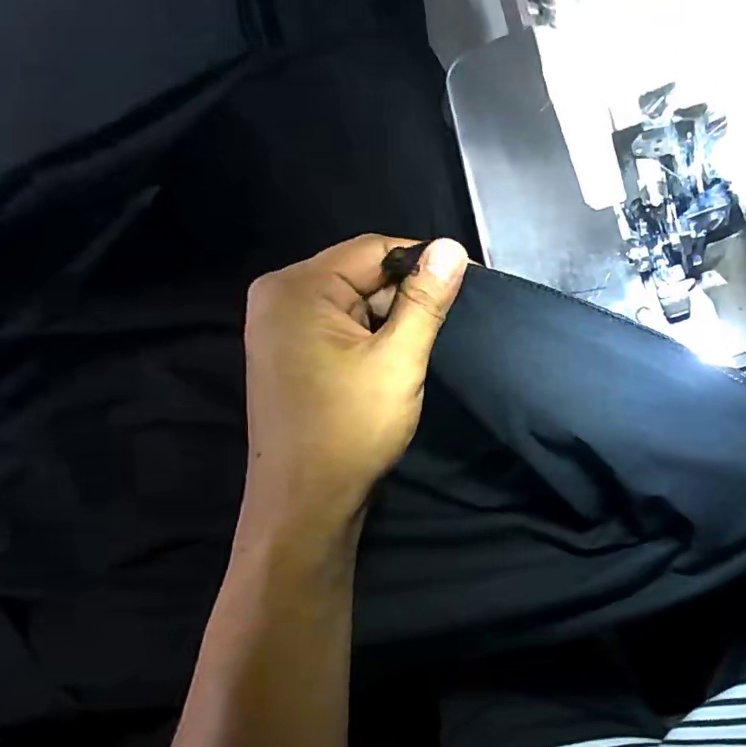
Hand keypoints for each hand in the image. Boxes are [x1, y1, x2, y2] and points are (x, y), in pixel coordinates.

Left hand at [242, 234, 467, 525]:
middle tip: (445, 328)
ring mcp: (280, 327)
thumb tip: (451, 247)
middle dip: (406, 296)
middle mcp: (279, 297)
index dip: (423, 262)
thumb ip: (426, 301)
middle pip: (361, 273)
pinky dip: (372, 337)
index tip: (466, 285)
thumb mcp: (399, 359)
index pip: (373, 249)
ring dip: (391, 320)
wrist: (307, 499)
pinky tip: (393, 363)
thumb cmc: (352, 426)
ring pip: (354, 302)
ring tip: (419, 351)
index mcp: (297, 287)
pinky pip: (340, 326)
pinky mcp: (290, 353)